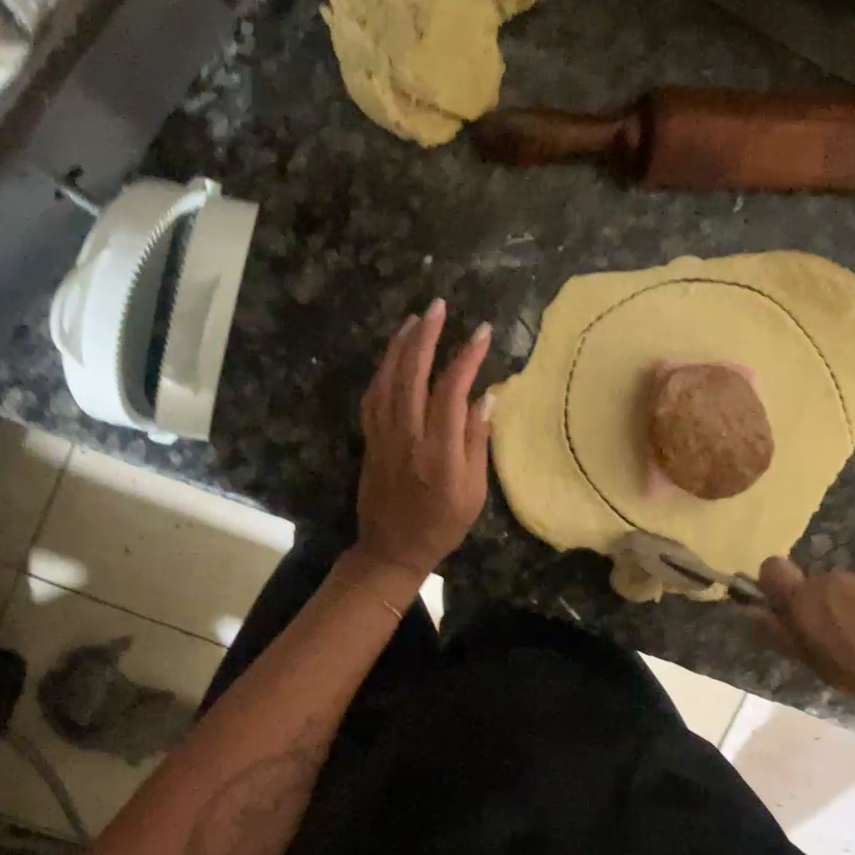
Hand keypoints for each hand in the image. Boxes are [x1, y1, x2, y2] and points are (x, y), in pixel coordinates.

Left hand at [350, 299, 492, 581]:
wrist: (391, 549)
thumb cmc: (442, 524)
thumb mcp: (472, 491)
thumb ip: (476, 441)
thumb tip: (485, 396)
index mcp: (438, 451)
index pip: (451, 391)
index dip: (466, 358)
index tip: (481, 332)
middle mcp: (407, 435)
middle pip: (412, 375)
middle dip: (425, 336)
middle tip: (438, 306)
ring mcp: (383, 435)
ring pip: (387, 379)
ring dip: (401, 345)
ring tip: (416, 318)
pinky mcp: (369, 438)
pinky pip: (373, 394)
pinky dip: (383, 368)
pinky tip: (393, 354)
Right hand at [757, 556, 854, 733]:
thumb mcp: (819, 666)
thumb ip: (784, 634)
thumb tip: (753, 611)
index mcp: (807, 599)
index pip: (771, 568)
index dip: (772, 586)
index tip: (783, 612)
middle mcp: (833, 579)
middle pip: (810, 582)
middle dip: (815, 604)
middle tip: (829, 640)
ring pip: (841, 588)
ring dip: (844, 608)